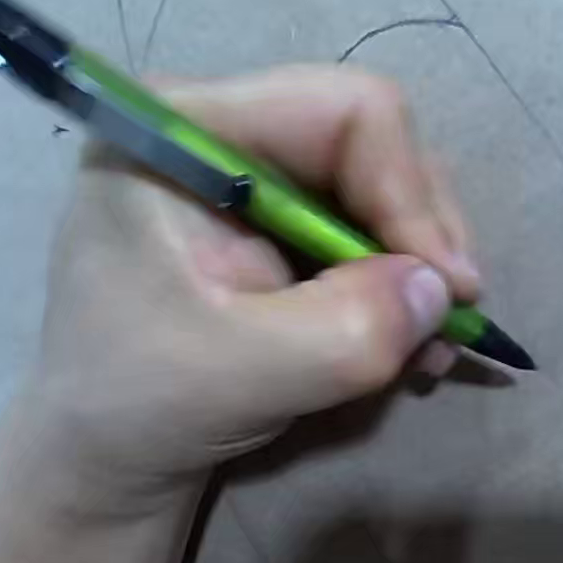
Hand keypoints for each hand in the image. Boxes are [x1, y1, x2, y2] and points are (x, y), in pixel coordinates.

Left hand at [17, 65, 482, 514]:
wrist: (113, 448)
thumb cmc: (143, 404)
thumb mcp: (244, 373)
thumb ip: (350, 329)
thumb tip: (443, 291)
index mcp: (193, 131)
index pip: (349, 114)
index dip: (412, 197)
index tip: (446, 290)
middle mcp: (234, 139)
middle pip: (380, 150)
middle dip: (426, 240)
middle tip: (449, 322)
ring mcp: (264, 187)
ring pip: (388, 198)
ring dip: (424, 273)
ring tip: (429, 348)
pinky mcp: (285, 234)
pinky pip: (375, 241)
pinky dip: (406, 294)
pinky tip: (408, 344)